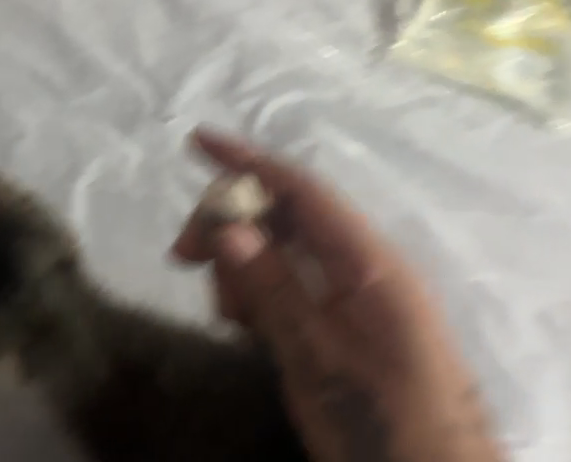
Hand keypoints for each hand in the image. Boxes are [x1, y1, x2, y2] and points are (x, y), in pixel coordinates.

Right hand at [173, 129, 504, 461]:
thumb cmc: (388, 431)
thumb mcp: (321, 363)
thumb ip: (275, 290)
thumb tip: (227, 224)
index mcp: (373, 268)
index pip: (303, 191)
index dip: (248, 161)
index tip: (197, 141)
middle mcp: (369, 269)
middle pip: (285, 215)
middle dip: (230, 224)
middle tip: (182, 256)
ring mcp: (362, 297)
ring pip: (284, 247)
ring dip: (241, 262)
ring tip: (226, 312)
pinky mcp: (353, 323)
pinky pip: (295, 280)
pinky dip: (260, 287)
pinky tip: (244, 321)